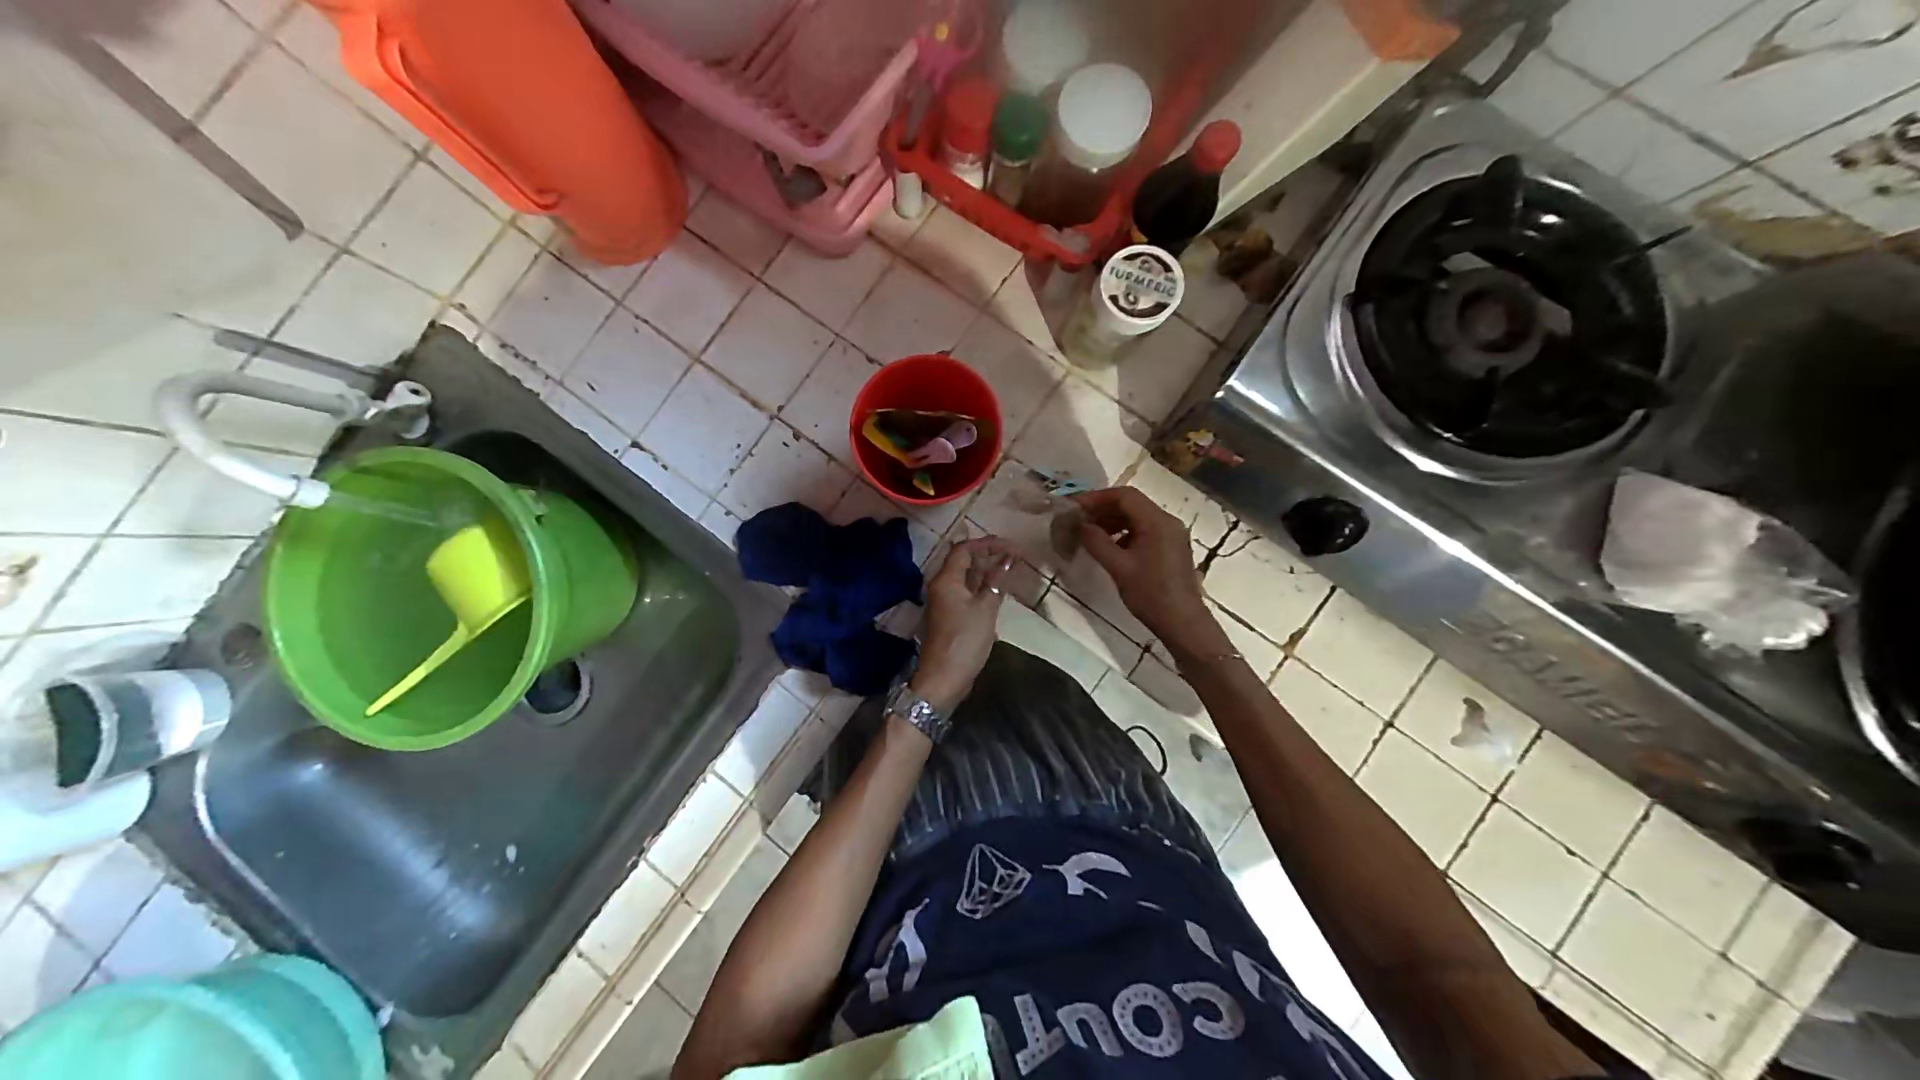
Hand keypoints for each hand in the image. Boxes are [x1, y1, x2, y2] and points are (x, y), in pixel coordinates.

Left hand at [912, 537, 1014, 712]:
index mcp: (946, 580)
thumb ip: (997, 581)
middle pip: (963, 561)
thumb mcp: (985, 609)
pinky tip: (997, 590)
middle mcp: (941, 586)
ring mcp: (944, 602)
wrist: (944, 678)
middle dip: (987, 555)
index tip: (1010, 545)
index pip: (964, 549)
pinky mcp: (950, 616)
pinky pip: (966, 592)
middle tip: (1013, 556)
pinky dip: (982, 587)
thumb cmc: (965, 640)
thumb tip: (1008, 558)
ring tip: (1010, 569)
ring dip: (986, 571)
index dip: (986, 543)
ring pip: (965, 577)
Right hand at [1072, 488, 1229, 657]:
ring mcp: (1172, 535)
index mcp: (1158, 521)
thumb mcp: (1119, 567)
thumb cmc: (1151, 594)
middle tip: (1078, 520)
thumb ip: (1097, 542)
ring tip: (1089, 533)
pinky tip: (1109, 548)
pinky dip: (1124, 533)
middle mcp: (1168, 522)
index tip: (1075, 507)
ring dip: (1113, 521)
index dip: (1097, 498)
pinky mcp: (1171, 548)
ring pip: (1138, 517)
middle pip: (1132, 504)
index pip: (1125, 496)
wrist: (1182, 623)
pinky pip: (1144, 531)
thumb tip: (1079, 525)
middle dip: (1103, 509)